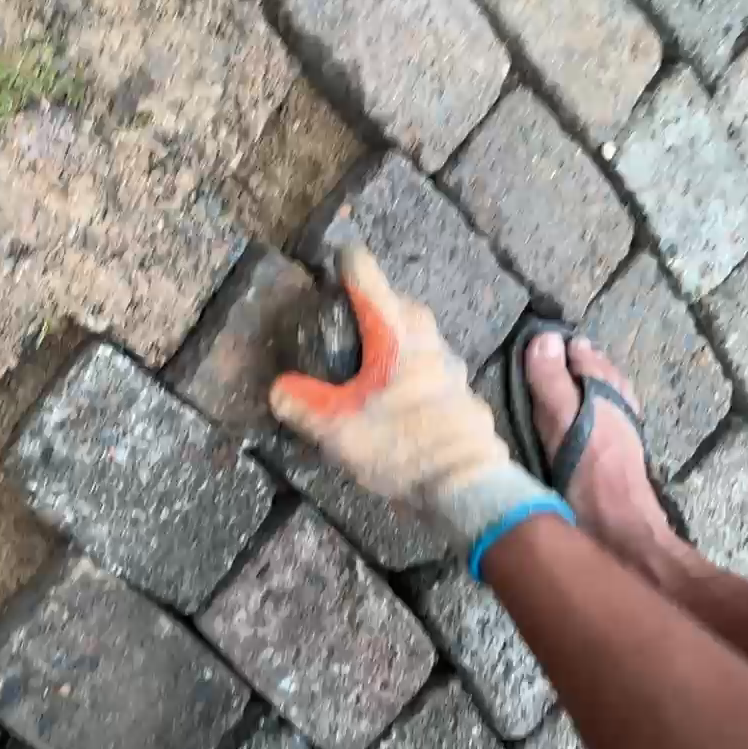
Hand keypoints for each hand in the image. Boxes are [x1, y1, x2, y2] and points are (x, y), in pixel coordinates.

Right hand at [269, 245, 563, 547]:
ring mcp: (452, 366)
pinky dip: (414, 369)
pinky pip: (433, 366)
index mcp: (394, 334)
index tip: (331, 259)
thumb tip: (278, 390)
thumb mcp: (336, 430)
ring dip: (396, 338)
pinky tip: (400, 397)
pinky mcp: (463, 393)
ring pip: (420, 335)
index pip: (367, 276)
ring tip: (370, 361)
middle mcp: (427, 339)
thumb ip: (301, 404)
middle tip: (346, 319)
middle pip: (398, 303)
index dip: (345, 263)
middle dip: (373, 303)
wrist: (469, 488)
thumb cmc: (401, 447)